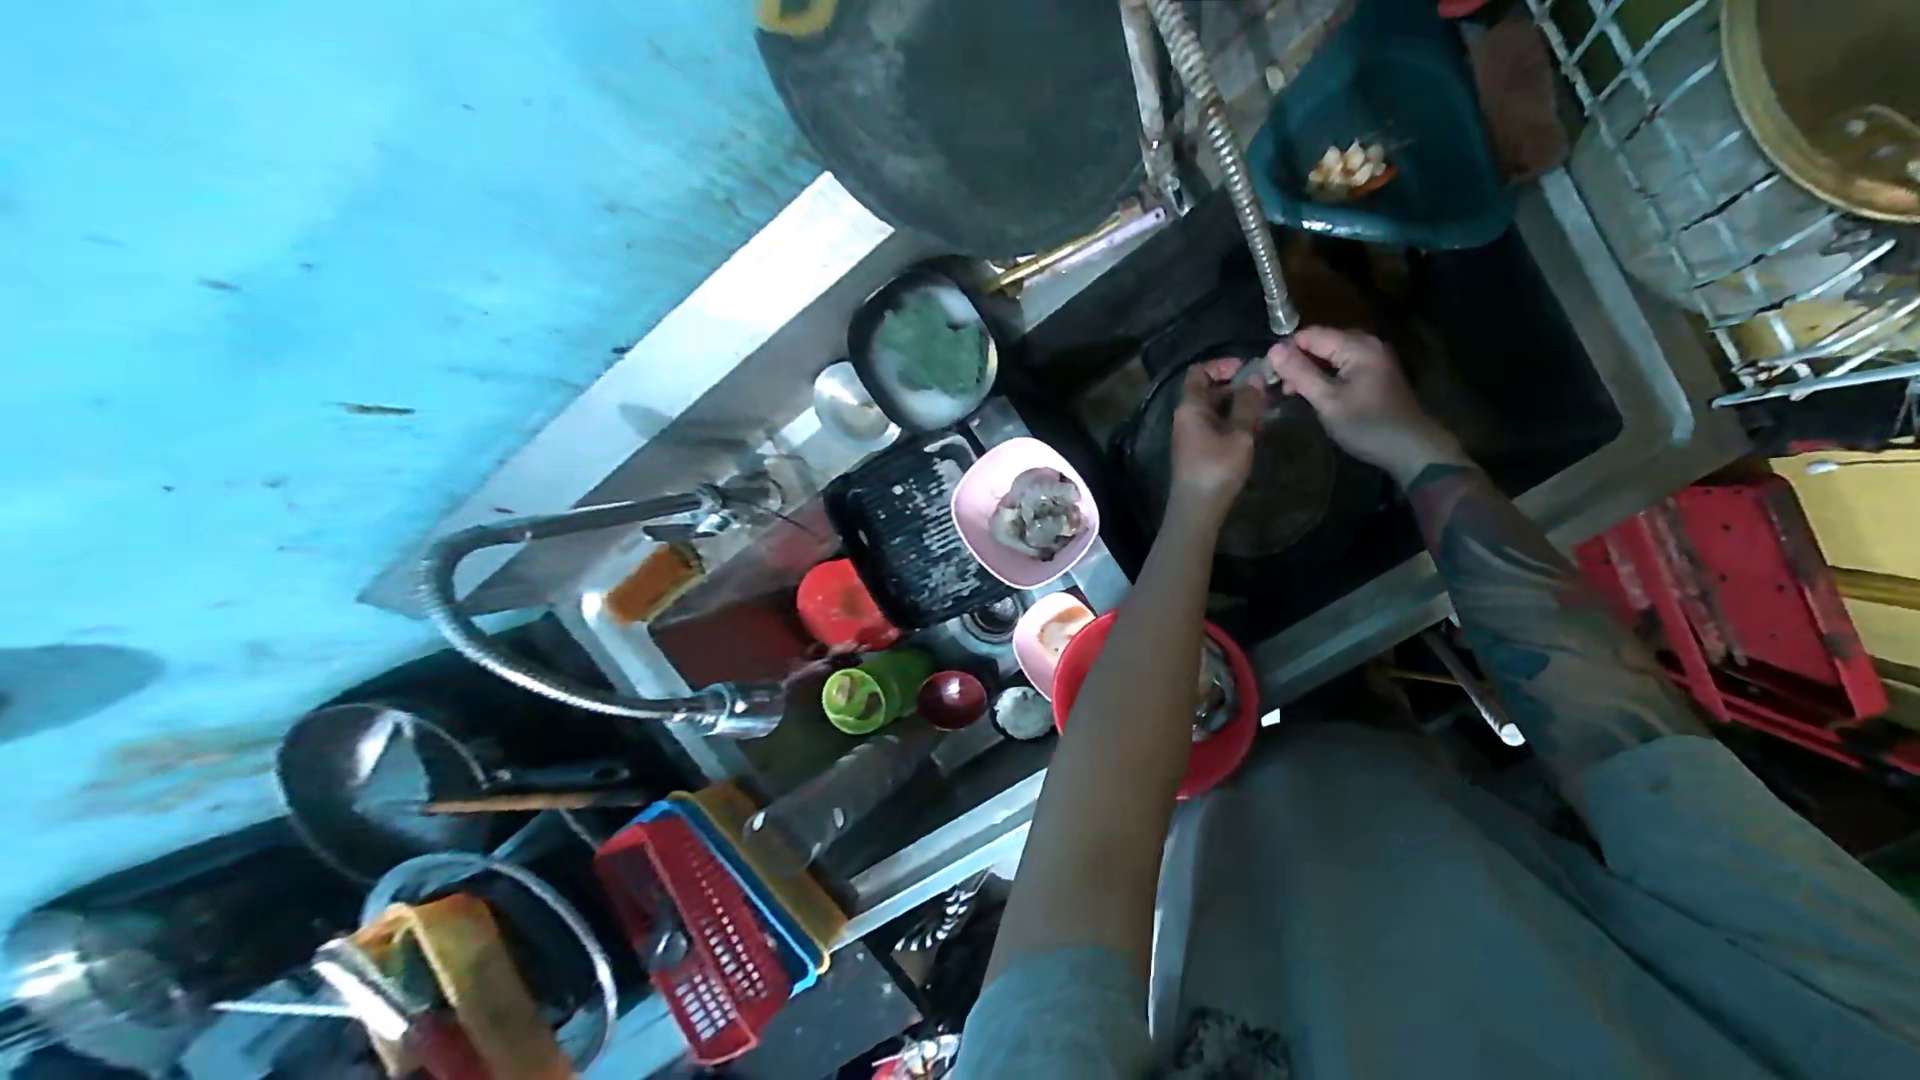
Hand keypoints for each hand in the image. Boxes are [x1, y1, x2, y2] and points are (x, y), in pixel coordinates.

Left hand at [1169, 358, 1263, 518]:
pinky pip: (1215, 426)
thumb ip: (1248, 404)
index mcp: (1190, 407)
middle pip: (1208, 390)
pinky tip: (1254, 430)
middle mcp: (1185, 416)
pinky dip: (1232, 422)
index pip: (1199, 372)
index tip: (1248, 368)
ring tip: (1265, 409)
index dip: (1222, 365)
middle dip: (1236, 386)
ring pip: (1214, 409)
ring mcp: (1190, 434)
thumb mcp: (1239, 434)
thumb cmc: (1217, 468)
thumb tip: (1255, 378)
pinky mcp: (1197, 449)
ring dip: (1238, 405)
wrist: (1197, 508)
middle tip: (1266, 390)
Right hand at [1267, 327, 1466, 485]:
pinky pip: (1340, 364)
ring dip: (1307, 370)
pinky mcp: (1373, 372)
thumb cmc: (1366, 424)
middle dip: (1297, 361)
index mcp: (1357, 346)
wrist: (1410, 447)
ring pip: (1328, 354)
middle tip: (1279, 387)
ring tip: (1292, 393)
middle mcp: (1367, 344)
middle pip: (1320, 342)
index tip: (1269, 376)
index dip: (1286, 351)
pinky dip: (1323, 376)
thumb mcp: (1327, 400)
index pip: (1311, 335)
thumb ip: (1300, 373)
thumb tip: (1272, 349)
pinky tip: (1313, 393)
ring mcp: (1372, 358)